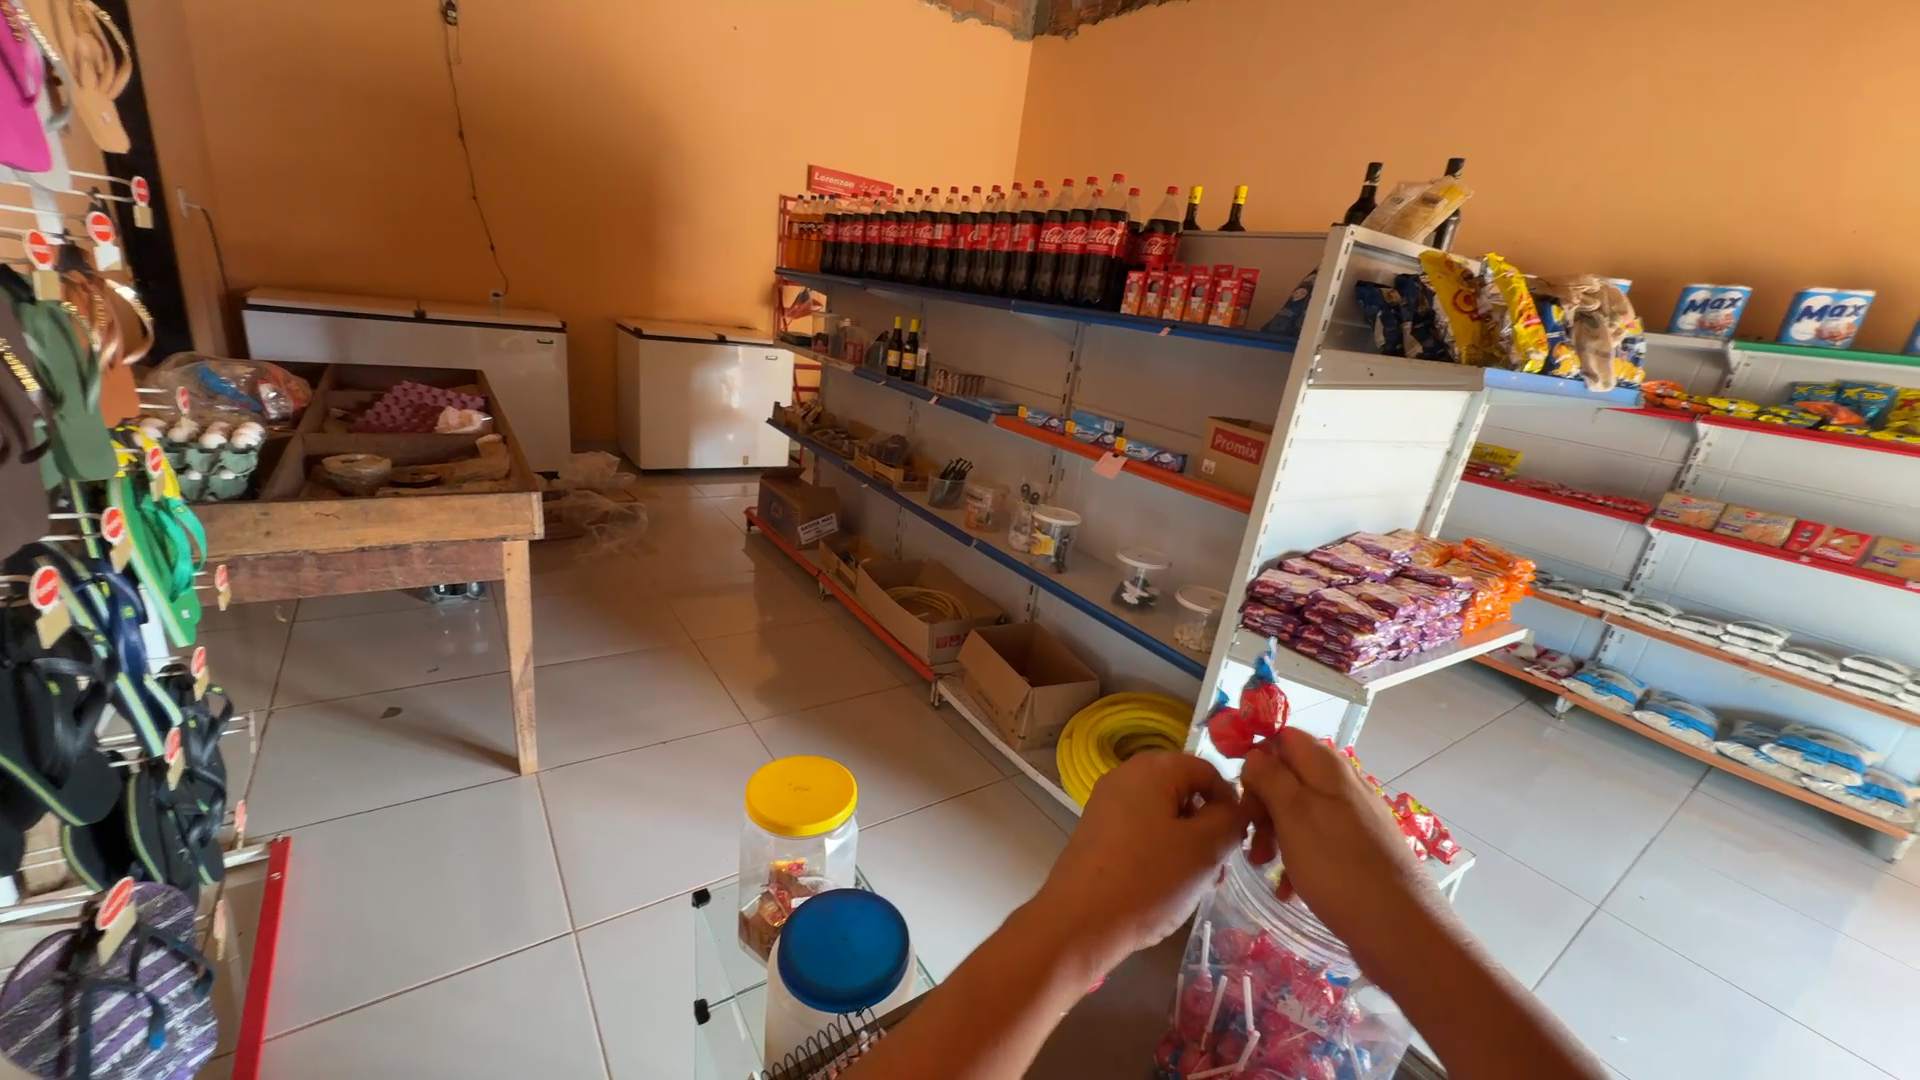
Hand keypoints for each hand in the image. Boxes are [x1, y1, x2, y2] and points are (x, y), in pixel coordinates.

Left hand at [1029, 752, 1245, 974]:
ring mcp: (1107, 804)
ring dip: (1189, 842)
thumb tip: (1235, 808)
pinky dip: (1163, 850)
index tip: (1240, 838)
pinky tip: (1170, 885)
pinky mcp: (1098, 831)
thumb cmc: (1149, 877)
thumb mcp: (1204, 848)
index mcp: (1151, 768)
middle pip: (1184, 790)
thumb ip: (1230, 820)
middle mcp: (1125, 776)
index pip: (1206, 769)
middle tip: (1220, 865)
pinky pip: (1142, 830)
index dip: (1231, 801)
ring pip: (1164, 814)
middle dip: (1208, 825)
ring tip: (1199, 883)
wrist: (1080, 919)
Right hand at [1239, 729, 1445, 967]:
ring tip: (1263, 865)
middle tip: (1248, 834)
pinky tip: (1288, 888)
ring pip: (1297, 810)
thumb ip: (1270, 777)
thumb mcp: (1293, 815)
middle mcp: (1342, 785)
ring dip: (1273, 833)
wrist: (1403, 933)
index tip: (1237, 787)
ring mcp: (1353, 818)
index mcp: (1327, 767)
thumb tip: (1255, 754)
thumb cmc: (1339, 867)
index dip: (1256, 755)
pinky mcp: (1357, 850)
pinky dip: (1296, 857)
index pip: (1283, 737)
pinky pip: (1315, 840)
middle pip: (1286, 775)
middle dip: (1260, 802)